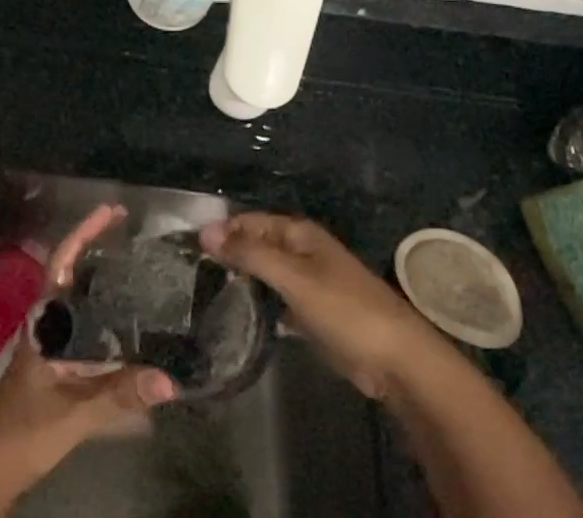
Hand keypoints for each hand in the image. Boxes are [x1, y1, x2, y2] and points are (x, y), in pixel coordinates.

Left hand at [0, 206, 176, 515]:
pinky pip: (90, 334)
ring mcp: (53, 347)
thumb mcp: (72, 412)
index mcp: (42, 322)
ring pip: (83, 305)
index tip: (112, 211)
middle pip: (75, 277)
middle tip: (142, 242)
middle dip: (102, 254)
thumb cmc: (21, 431)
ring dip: (109, 288)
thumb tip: (170, 379)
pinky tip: (138, 331)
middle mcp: (47, 326)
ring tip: (149, 276)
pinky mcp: (60, 369)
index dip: (84, 233)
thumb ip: (118, 394)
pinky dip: (113, 324)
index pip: (61, 263)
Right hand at [200, 212, 449, 400]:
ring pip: (263, 272)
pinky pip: (273, 298)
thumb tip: (204, 231)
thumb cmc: (346, 310)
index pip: (248, 221)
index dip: (220, 230)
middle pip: (254, 245)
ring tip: (200, 290)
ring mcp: (306, 283)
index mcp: (299, 234)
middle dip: (225, 254)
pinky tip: (232, 312)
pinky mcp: (309, 312)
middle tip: (187, 271)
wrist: (397, 361)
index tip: (184, 247)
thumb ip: (249, 254)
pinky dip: (255, 301)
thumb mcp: (293, 277)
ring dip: (239, 278)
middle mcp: (301, 252)